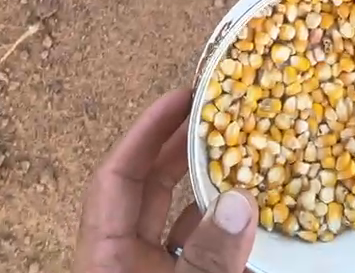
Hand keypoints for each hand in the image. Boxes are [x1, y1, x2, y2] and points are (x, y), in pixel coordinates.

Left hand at [75, 89, 258, 272]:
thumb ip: (207, 256)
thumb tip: (239, 199)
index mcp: (105, 258)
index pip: (116, 176)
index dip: (146, 131)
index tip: (182, 97)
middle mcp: (123, 261)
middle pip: (148, 187)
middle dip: (181, 145)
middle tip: (216, 110)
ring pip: (175, 215)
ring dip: (206, 183)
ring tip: (240, 150)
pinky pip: (195, 246)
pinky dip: (219, 226)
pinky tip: (249, 210)